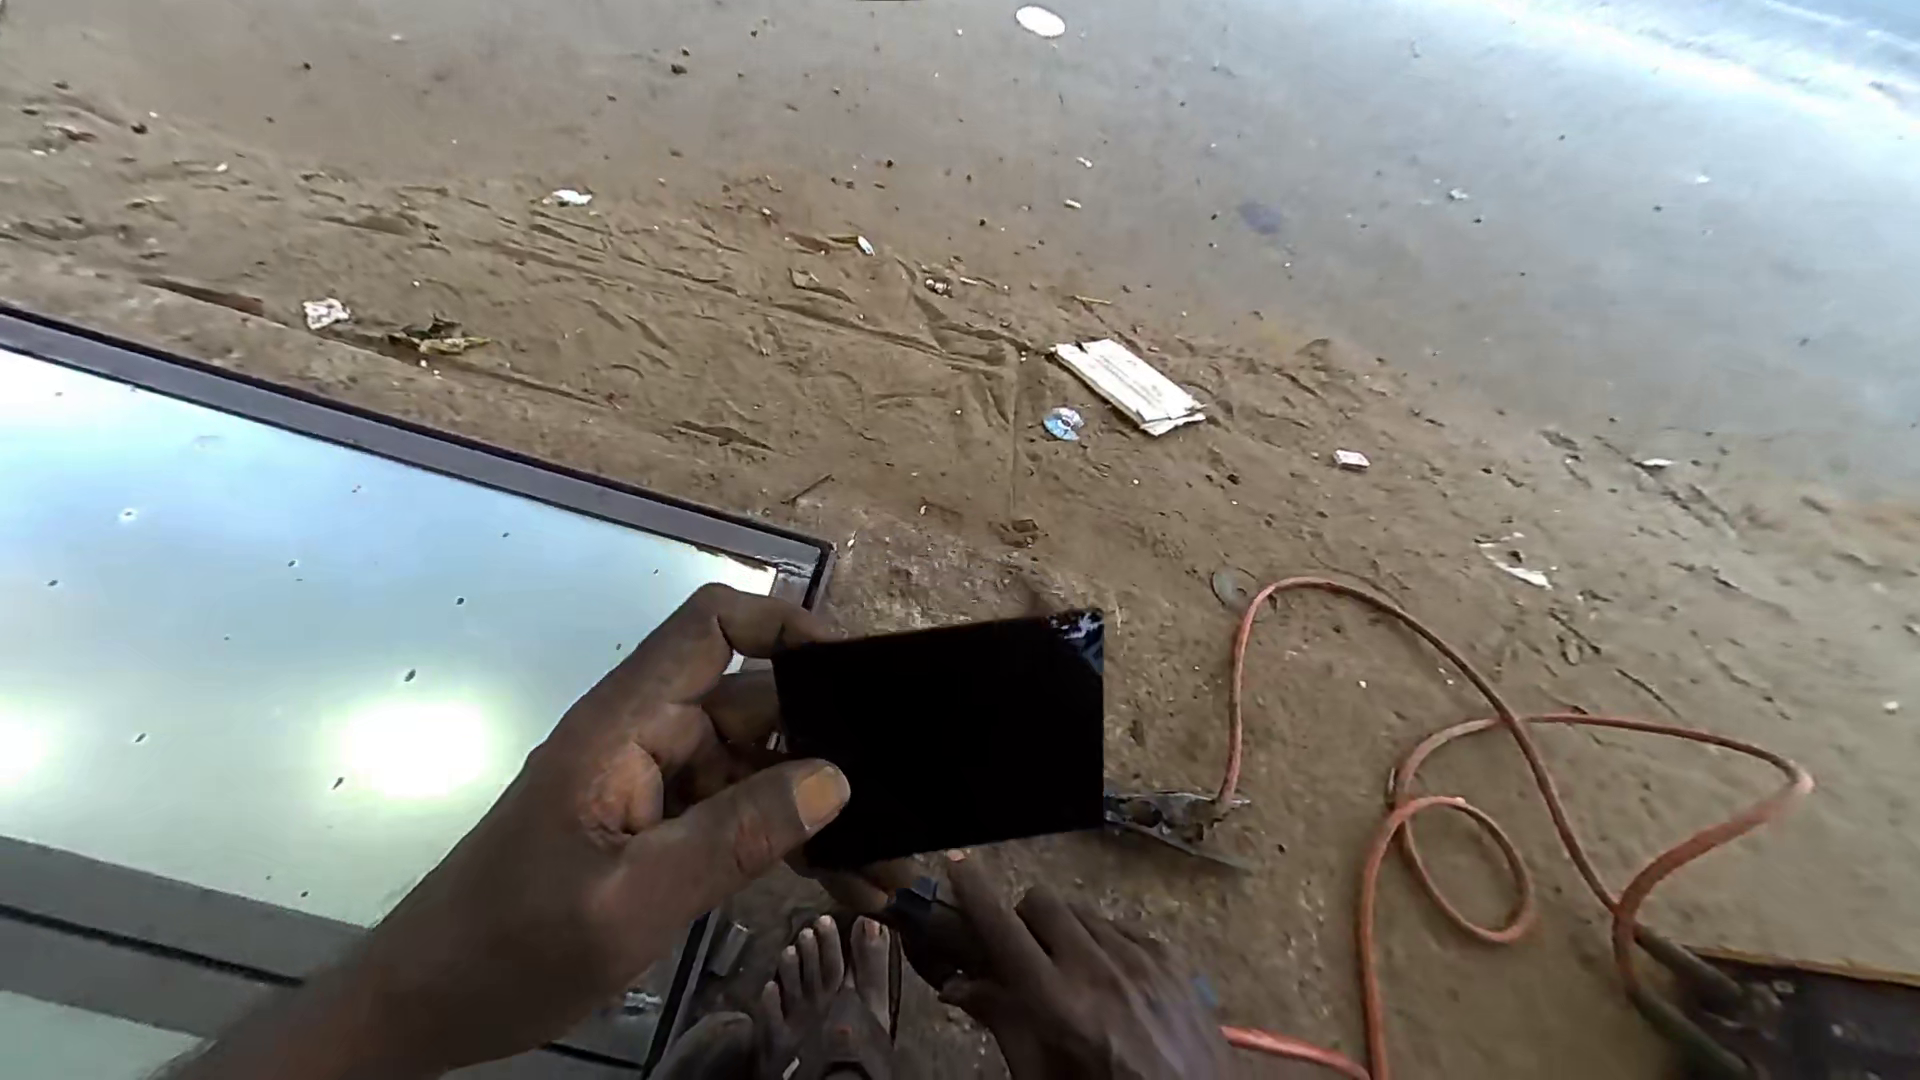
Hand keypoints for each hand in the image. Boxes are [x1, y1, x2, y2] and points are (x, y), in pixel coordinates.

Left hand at [174, 585, 851, 1079]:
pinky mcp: (681, 819)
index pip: (712, 625)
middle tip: (900, 789)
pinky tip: (847, 879)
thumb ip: (734, 836)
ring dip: (826, 808)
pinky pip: (755, 811)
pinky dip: (799, 839)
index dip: (781, 624)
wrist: (426, 1016)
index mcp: (632, 719)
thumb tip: (834, 780)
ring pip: (771, 766)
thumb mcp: (628, 901)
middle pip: (764, 704)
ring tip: (888, 861)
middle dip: (833, 746)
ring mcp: (674, 778)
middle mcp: (661, 732)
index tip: (844, 667)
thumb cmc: (507, 947)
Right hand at [941, 857, 1239, 1079]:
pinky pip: (1120, 927)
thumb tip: (956, 984)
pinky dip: (1105, 945)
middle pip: (1042, 901)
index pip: (1004, 931)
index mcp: (1062, 1006)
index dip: (975, 893)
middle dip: (1025, 922)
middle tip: (1028, 958)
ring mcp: (1141, 958)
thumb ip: (1002, 1023)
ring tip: (1076, 977)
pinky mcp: (1171, 958)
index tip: (957, 864)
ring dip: (1066, 933)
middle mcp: (1100, 969)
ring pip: (1081, 911)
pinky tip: (1114, 984)